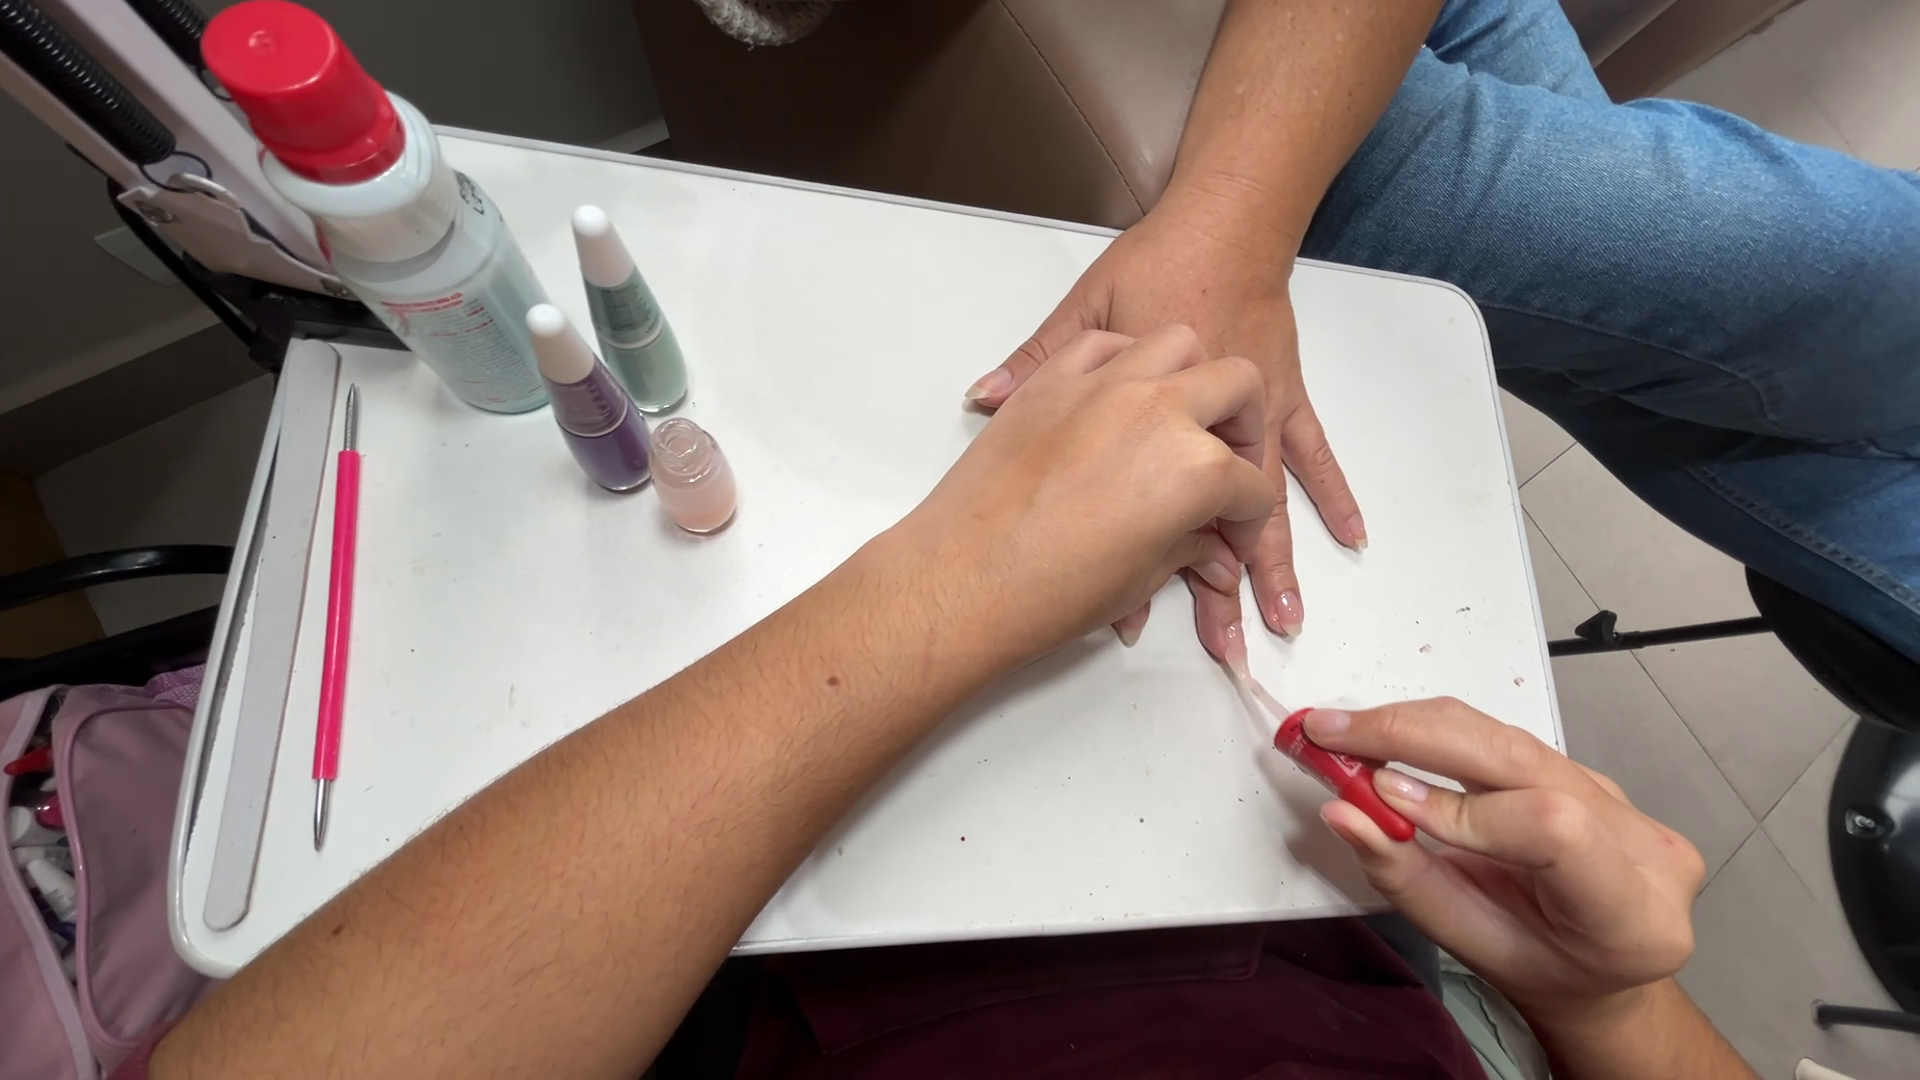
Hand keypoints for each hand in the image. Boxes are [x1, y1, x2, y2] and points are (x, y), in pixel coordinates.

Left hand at [900, 326, 1274, 665]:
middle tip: (1227, 466)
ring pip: (1178, 344)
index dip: (1250, 521)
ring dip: (1191, 374)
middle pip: (1237, 387)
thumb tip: (1211, 554)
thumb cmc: (1050, 593)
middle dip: (1243, 428)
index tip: (1233, 539)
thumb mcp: (1136, 579)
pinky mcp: (1053, 380)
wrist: (961, 576)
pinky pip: (1103, 344)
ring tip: (1180, 415)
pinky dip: (1121, 360)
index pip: (1254, 488)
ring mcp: (1105, 385)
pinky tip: (1119, 391)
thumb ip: (1186, 550)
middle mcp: (1160, 410)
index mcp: (1197, 468)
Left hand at [966, 199, 1364, 652]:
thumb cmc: (1155, 263)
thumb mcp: (1084, 312)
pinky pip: (1313, 450)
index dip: (1154, 563)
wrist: (1226, 216)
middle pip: (1215, 516)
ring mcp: (1256, 411)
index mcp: (1162, 413)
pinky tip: (1351, 536)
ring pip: (1267, 499)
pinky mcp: (1286, 392)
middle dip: (1221, 584)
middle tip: (1225, 645)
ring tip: (1282, 621)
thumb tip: (980, 396)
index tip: (1137, 614)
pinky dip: (1330, 492)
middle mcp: (1211, 423)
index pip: (1161, 500)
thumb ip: (1037, 361)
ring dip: (1274, 562)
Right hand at [1305, 699, 1706, 1026]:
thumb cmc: (1525, 958)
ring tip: (1341, 730)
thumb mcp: (1457, 933)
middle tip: (1327, 731)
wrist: (1588, 956)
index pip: (1552, 827)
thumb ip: (1397, 873)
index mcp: (1630, 908)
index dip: (1459, 807)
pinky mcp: (1576, 768)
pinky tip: (1381, 735)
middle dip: (1409, 735)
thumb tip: (1340, 812)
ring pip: (1498, 732)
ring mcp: (1613, 794)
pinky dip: (1426, 728)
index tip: (1379, 794)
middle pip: (1516, 754)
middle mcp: (1638, 839)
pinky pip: (1494, 731)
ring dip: (1408, 724)